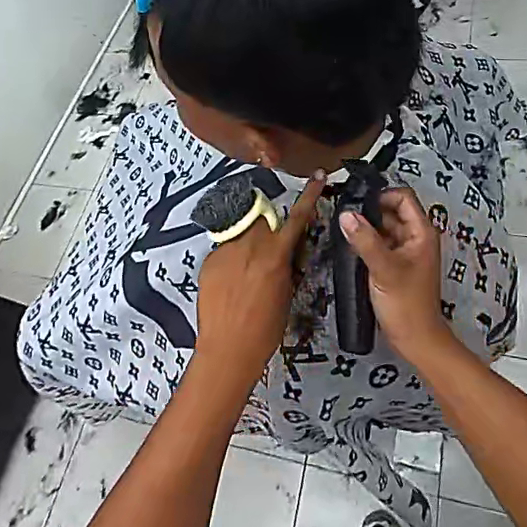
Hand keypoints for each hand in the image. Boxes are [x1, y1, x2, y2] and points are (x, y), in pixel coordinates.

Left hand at [194, 176, 325, 383]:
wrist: (227, 351)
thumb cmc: (266, 328)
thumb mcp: (286, 291)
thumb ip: (285, 263)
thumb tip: (285, 250)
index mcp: (274, 255)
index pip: (296, 217)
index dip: (310, 195)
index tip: (318, 176)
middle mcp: (248, 247)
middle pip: (263, 220)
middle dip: (270, 227)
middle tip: (273, 250)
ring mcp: (224, 253)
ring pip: (243, 234)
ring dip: (251, 243)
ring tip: (250, 272)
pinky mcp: (208, 263)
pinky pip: (227, 251)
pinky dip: (234, 260)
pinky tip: (234, 283)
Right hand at [338, 188, 452, 357]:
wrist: (416, 339)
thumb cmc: (406, 305)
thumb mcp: (383, 269)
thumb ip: (364, 240)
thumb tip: (346, 214)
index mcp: (422, 232)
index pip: (403, 198)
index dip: (382, 196)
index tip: (358, 203)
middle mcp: (416, 238)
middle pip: (392, 212)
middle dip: (370, 212)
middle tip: (344, 216)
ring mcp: (406, 252)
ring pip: (385, 229)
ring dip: (367, 228)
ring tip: (343, 230)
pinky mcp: (396, 265)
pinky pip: (381, 245)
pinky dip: (368, 243)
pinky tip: (350, 247)